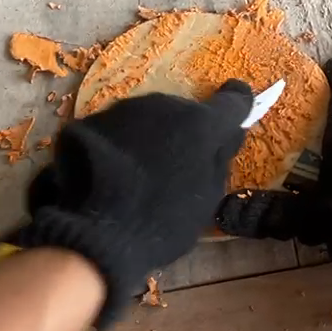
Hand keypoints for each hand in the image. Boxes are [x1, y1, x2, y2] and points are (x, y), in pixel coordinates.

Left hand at [14, 81, 252, 329]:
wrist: (93, 230)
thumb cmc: (162, 221)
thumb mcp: (207, 198)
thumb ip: (219, 160)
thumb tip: (228, 134)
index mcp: (202, 123)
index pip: (234, 100)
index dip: (238, 104)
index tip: (236, 114)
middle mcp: (167, 104)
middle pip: (186, 112)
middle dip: (185, 132)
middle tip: (175, 168)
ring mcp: (126, 108)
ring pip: (149, 118)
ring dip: (150, 137)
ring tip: (136, 175)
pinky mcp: (93, 120)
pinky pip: (117, 129)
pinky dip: (119, 145)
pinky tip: (109, 175)